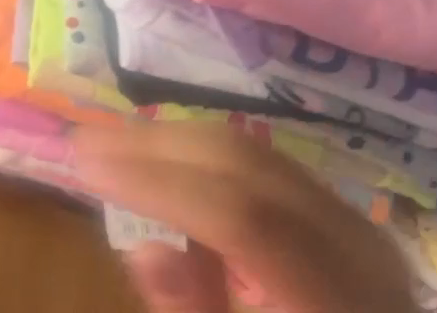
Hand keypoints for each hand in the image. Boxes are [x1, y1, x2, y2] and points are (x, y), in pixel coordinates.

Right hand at [72, 124, 416, 312]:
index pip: (244, 219)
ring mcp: (350, 220)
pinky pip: (256, 161)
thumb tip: (143, 251)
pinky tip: (154, 160)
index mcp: (340, 297)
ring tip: (104, 143)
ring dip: (168, 141)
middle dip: (154, 146)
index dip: (159, 186)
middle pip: (245, 165)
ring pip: (247, 149)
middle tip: (82, 141)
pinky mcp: (334, 211)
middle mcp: (354, 244)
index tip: (85, 166)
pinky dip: (197, 153)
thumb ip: (194, 311)